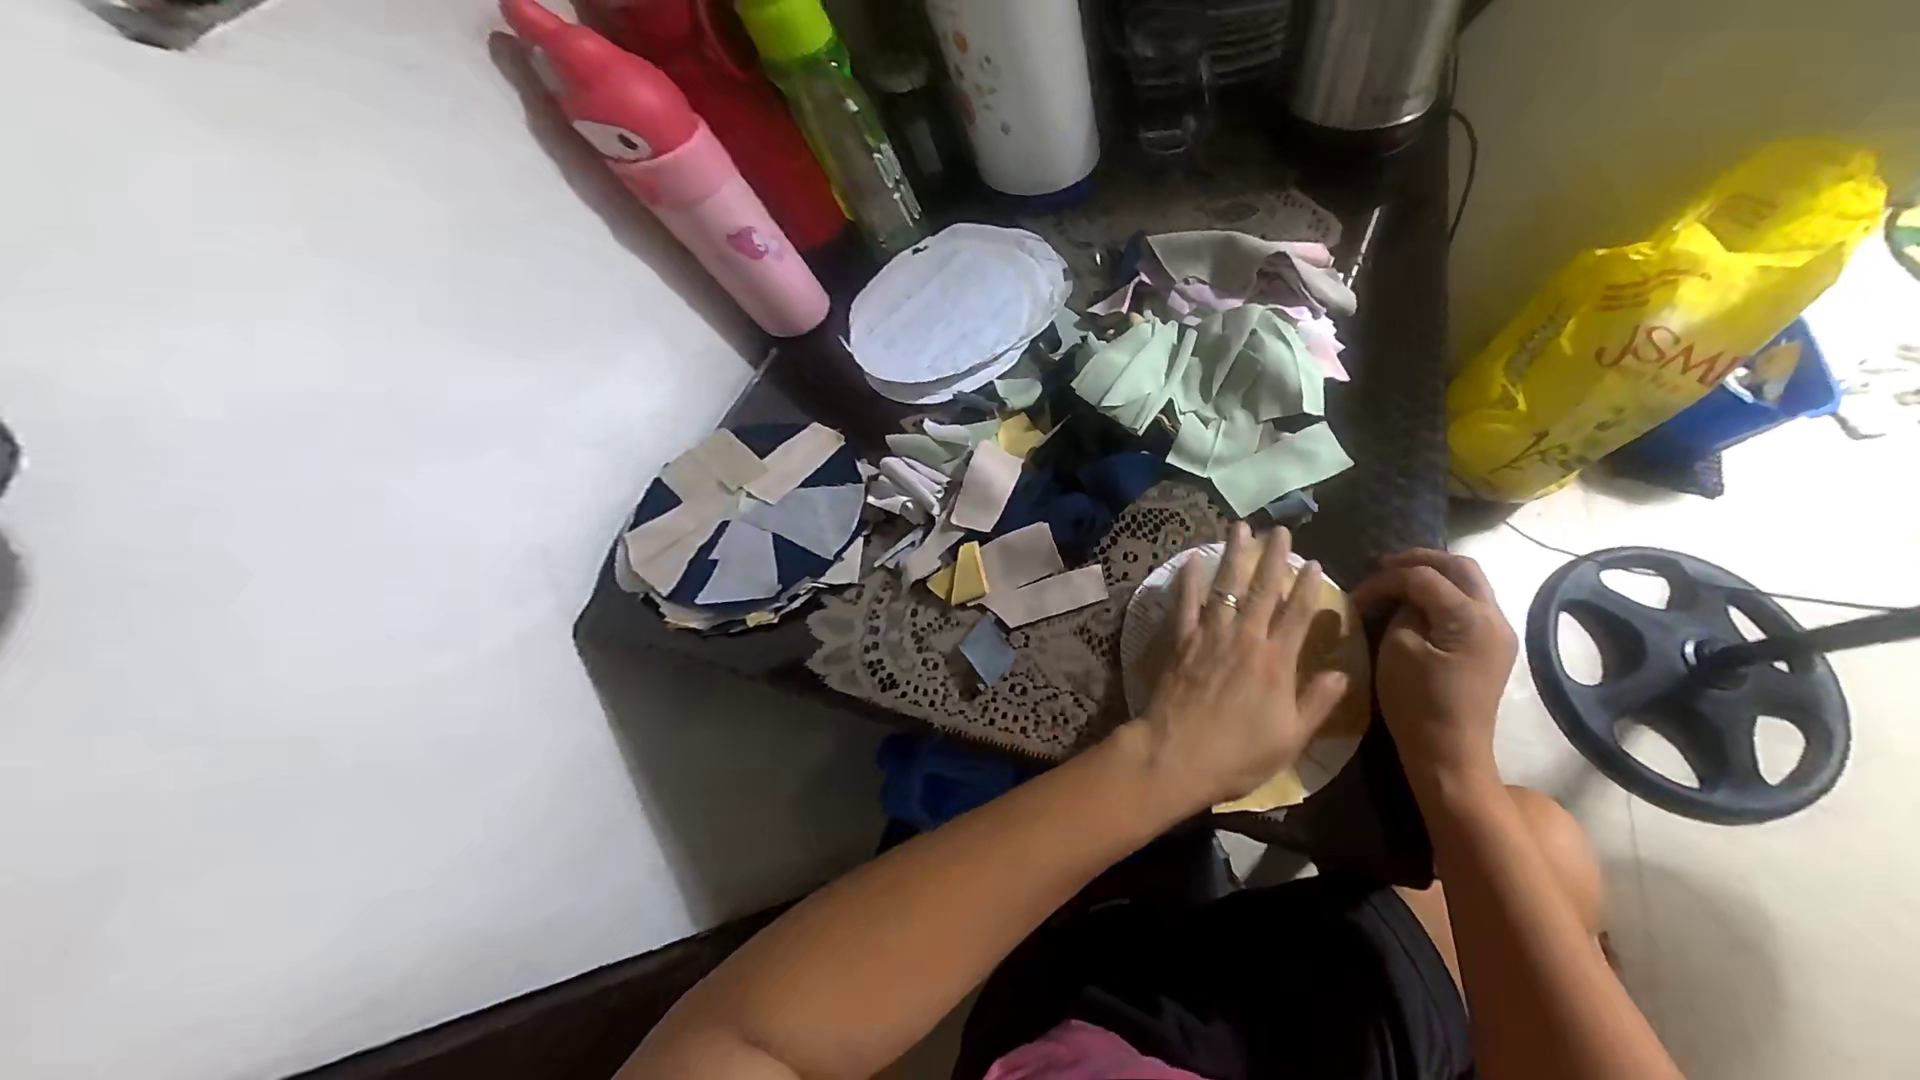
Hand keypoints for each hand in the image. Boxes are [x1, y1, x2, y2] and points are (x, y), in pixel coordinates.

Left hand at [1132, 523, 1350, 808]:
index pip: (1298, 615)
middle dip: (1274, 558)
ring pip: (1226, 588)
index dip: (1308, 588)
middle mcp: (1245, 641)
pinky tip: (1192, 559)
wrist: (1177, 755)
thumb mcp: (1291, 737)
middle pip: (1263, 591)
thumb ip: (1318, 702)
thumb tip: (1343, 672)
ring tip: (1241, 528)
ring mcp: (1209, 637)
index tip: (1314, 562)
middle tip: (1281, 530)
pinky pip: (1185, 604)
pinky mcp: (1180, 642)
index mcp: (1277, 663)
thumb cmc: (1239, 754)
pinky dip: (1189, 580)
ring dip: (1234, 556)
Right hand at [1350, 549, 1516, 790]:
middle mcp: (1495, 618)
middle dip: (1420, 560)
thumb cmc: (1416, 702)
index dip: (1385, 579)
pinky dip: (1442, 594)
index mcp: (1471, 618)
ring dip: (1433, 575)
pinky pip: (1469, 605)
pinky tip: (1416, 604)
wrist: (1448, 752)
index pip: (1424, 577)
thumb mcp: (1397, 648)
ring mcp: (1498, 634)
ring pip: (1469, 584)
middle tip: (1383, 565)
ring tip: (1396, 580)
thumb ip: (1403, 612)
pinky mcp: (1491, 648)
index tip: (1355, 594)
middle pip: (1461, 568)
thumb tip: (1404, 597)